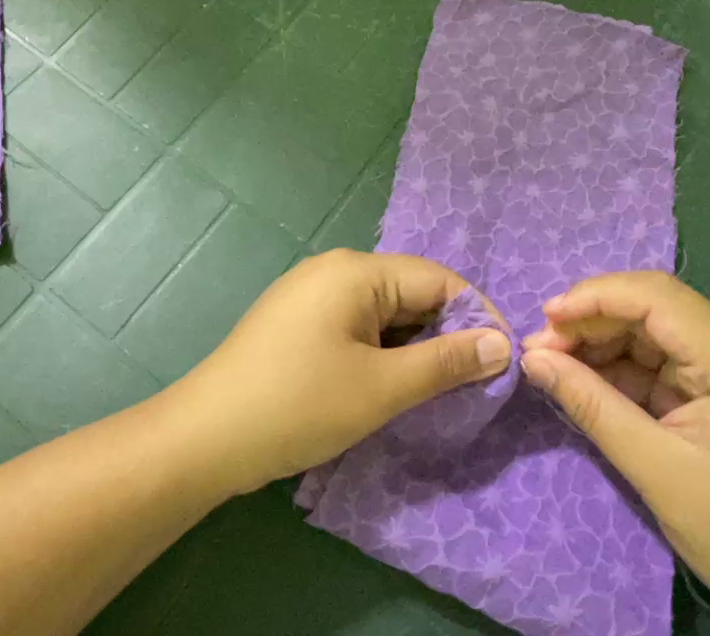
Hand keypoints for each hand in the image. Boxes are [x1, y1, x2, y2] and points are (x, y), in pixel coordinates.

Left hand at [167, 249, 510, 495]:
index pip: (439, 279)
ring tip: (438, 391)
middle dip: (446, 334)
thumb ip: (446, 362)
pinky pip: (357, 326)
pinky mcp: (298, 323)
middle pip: (411, 292)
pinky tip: (392, 386)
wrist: (206, 438)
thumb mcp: (382, 387)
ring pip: (385, 313)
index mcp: (356, 271)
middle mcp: (334, 271)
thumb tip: (501, 344)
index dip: (477, 317)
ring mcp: (311, 296)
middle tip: (473, 384)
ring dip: (415, 347)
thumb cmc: (299, 405)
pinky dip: (383, 352)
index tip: (503, 364)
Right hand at [520, 271, 709, 635]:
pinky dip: (629, 372)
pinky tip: (592, 383)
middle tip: (540, 351)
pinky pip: (672, 364)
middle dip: (594, 324)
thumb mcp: (655, 470)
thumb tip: (532, 359)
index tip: (544, 318)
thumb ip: (591, 405)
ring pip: (660, 335)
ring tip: (556, 367)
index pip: (660, 298)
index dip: (596, 297)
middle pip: (658, 311)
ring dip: (606, 347)